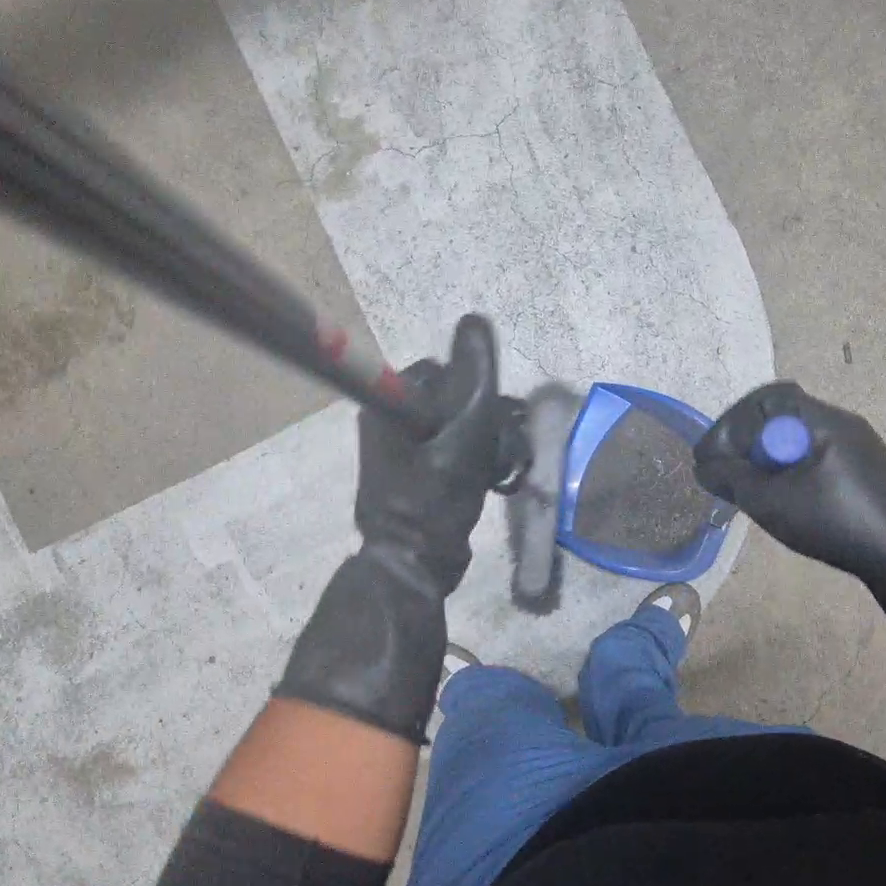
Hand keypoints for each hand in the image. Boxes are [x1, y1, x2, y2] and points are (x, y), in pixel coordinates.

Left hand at [275, 316, 508, 741]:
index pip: (446, 371)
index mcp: (385, 401)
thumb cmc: (434, 502)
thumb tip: (473, 318)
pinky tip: (492, 480)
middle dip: (486, 421)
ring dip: (487, 442)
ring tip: (498, 472)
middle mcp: (386, 415)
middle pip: (454, 395)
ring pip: (459, 421)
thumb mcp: (463, 438)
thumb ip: (475, 381)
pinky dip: (476, 459)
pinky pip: (453, 445)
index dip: (476, 397)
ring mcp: (400, 444)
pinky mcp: (415, 467)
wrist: (416, 568)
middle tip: (500, 453)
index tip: (489, 428)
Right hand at [694, 381, 885, 695]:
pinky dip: (790, 475)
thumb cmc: (840, 522)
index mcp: (822, 420)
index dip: (730, 425)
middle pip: (780, 416)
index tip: (710, 460)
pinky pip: (815, 460)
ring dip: (767, 462)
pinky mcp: (866, 476)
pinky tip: (785, 506)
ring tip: (750, 494)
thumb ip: (732, 478)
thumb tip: (704, 465)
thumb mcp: (772, 501)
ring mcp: (858, 450)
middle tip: (727, 476)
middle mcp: (842, 424)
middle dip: (745, 443)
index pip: (764, 400)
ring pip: (797, 441)